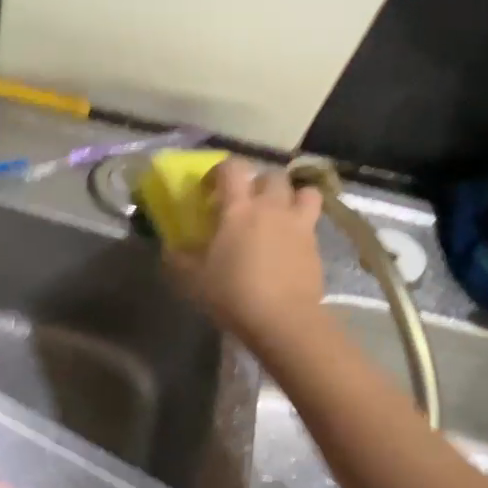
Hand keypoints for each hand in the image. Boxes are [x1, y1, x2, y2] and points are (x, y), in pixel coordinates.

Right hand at [166, 158, 325, 340]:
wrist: (283, 319)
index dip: (219, 171)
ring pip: (304, 191)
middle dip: (258, 182)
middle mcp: (271, 208)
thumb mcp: (194, 279)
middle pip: (272, 175)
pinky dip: (301, 224)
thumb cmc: (233, 294)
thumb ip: (180, 259)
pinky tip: (288, 244)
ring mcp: (298, 225)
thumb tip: (171, 249)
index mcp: (238, 209)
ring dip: (290, 195)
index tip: (209, 190)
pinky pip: (312, 222)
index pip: (232, 168)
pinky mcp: (316, 245)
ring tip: (278, 212)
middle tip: (245, 202)